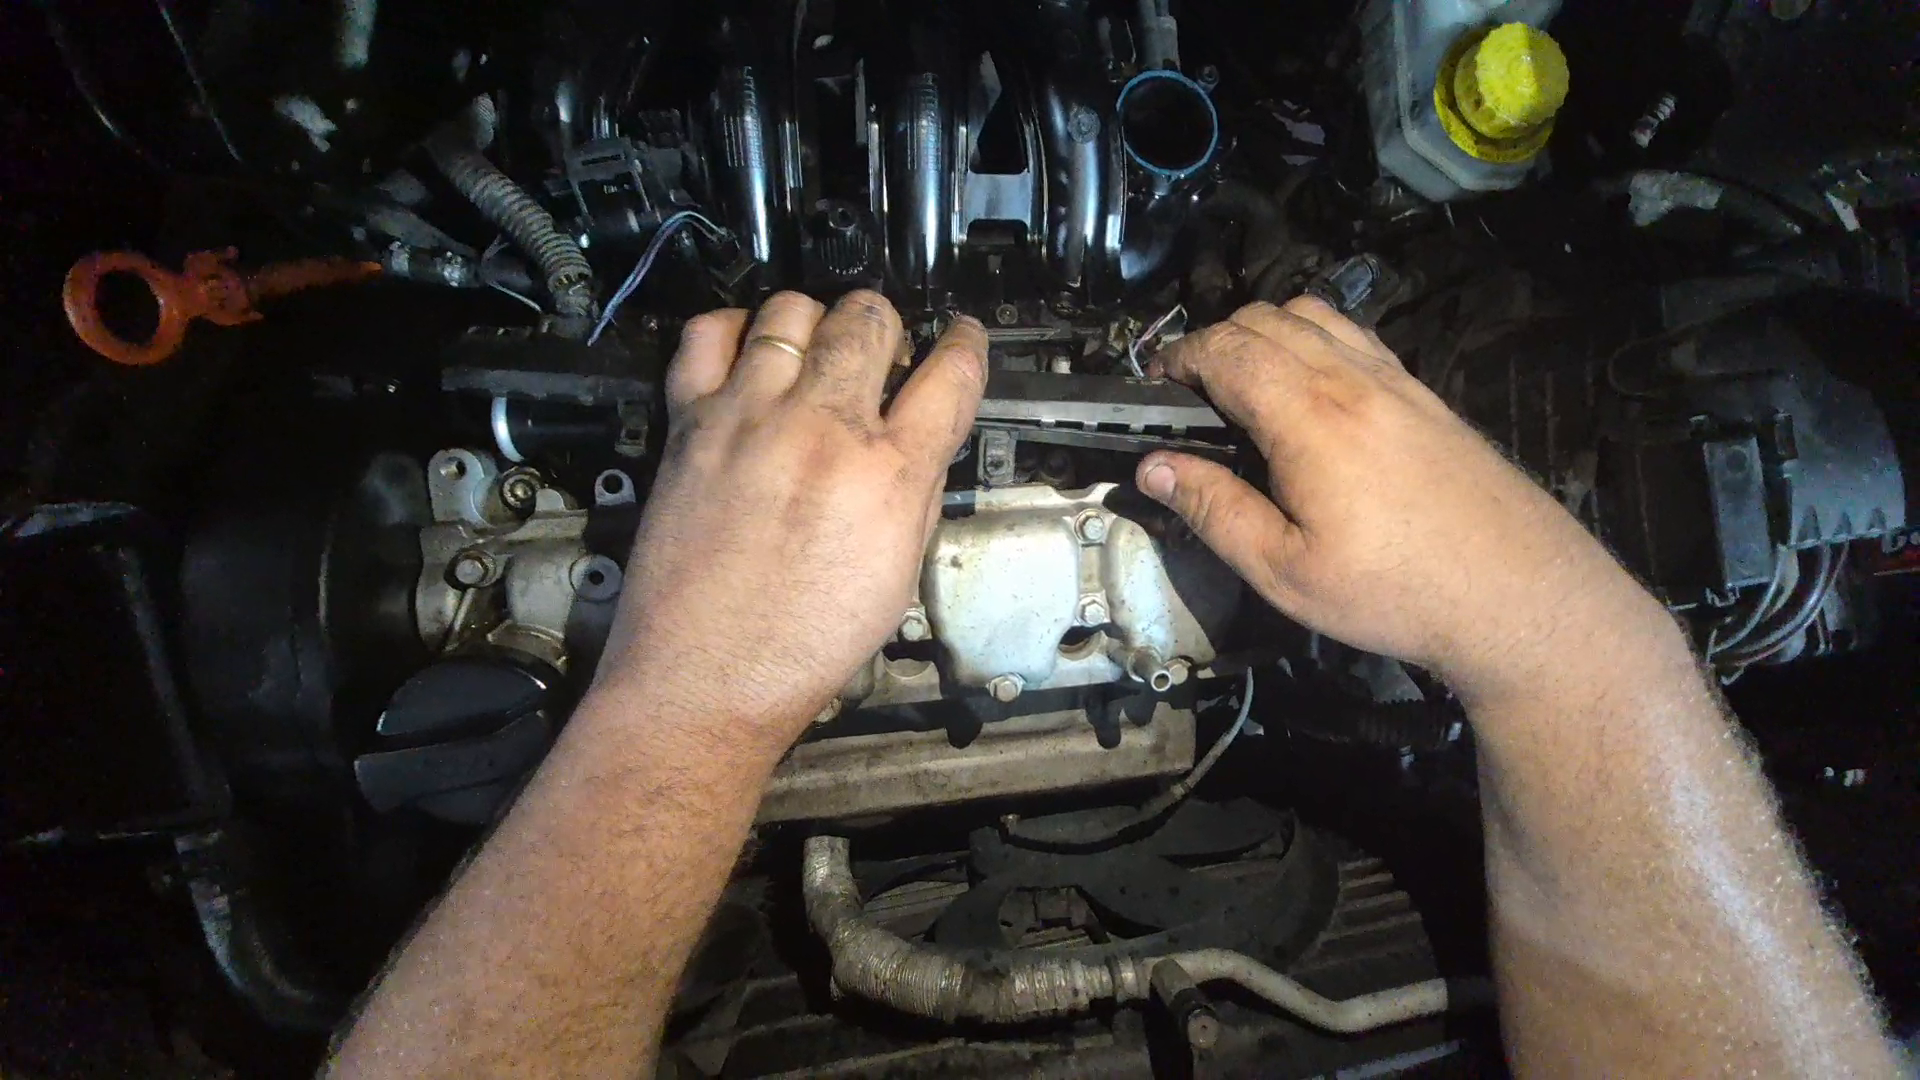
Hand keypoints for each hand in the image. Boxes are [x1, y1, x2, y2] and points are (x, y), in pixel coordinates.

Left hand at [599, 291, 986, 744]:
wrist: (708, 677)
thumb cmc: (805, 642)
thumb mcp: (899, 572)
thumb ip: (916, 489)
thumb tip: (921, 438)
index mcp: (888, 474)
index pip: (950, 374)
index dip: (966, 345)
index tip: (961, 337)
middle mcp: (822, 430)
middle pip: (870, 319)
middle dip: (889, 325)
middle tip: (884, 350)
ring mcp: (750, 418)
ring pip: (793, 309)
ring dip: (818, 322)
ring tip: (817, 352)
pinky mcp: (692, 423)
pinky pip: (708, 334)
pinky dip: (735, 330)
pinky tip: (751, 356)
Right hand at [1135, 296, 1664, 698]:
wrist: (1524, 599)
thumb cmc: (1392, 591)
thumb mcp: (1282, 568)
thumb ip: (1213, 508)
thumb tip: (1151, 466)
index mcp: (1310, 415)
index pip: (1228, 350)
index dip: (1181, 357)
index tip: (1154, 386)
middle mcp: (1352, 378)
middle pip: (1265, 319)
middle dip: (1211, 341)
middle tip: (1186, 390)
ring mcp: (1396, 379)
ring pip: (1312, 315)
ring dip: (1260, 332)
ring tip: (1238, 381)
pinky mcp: (1424, 394)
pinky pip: (1353, 336)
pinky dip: (1308, 338)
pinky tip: (1304, 385)